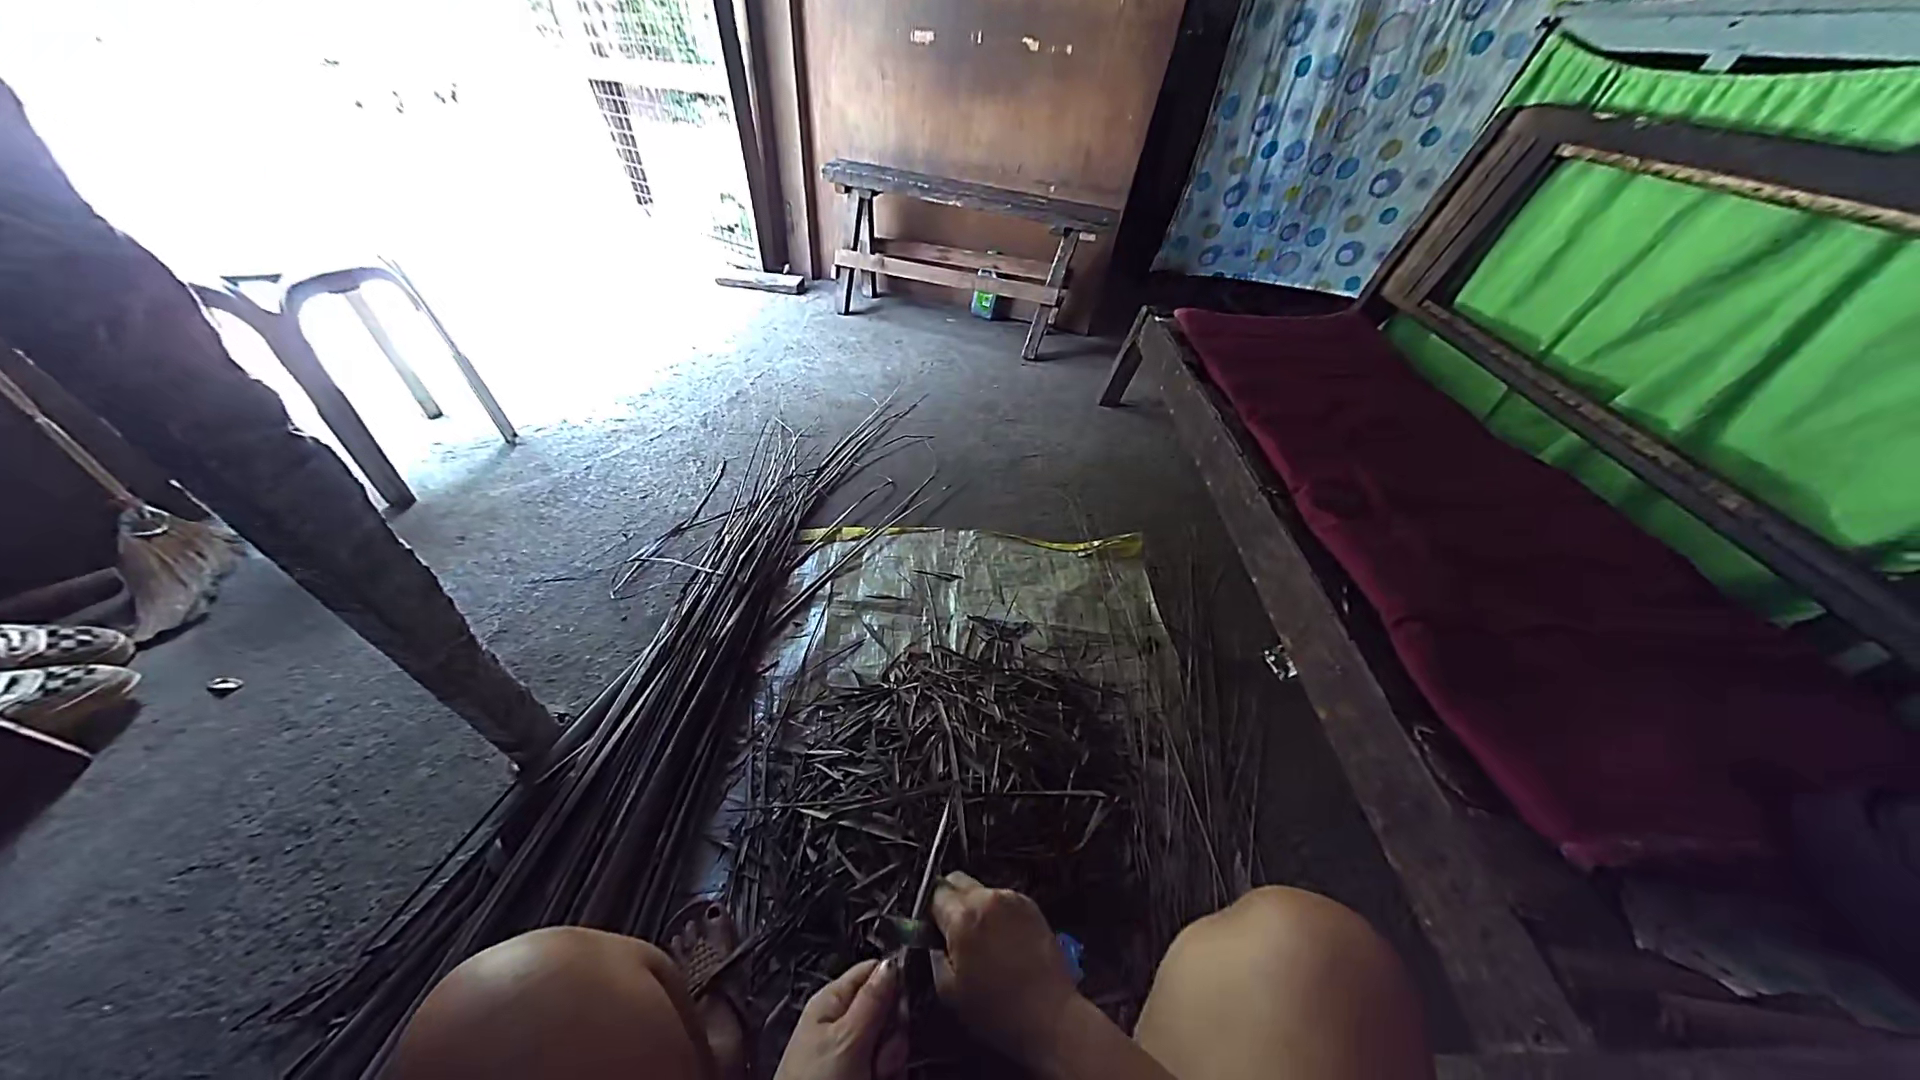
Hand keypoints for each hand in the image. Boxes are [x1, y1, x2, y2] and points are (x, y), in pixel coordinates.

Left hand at [773, 957, 906, 1079]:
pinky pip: (887, 1065)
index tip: (900, 1006)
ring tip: (876, 1076)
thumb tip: (893, 960)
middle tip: (881, 1057)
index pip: (872, 971)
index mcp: (832, 1001)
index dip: (893, 984)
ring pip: (891, 1041)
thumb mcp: (847, 1040)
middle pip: (887, 1008)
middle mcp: (843, 1022)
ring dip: (892, 1059)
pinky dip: (888, 1075)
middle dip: (892, 1033)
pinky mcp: (859, 1075)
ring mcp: (851, 1052)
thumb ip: (873, 1000)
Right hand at [929, 872, 1083, 1065]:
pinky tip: (1003, 940)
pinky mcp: (1031, 904)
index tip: (932, 929)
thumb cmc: (996, 1009)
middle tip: (953, 933)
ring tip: (983, 941)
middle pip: (957, 881)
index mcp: (963, 915)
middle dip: (950, 901)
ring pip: (980, 890)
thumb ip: (935, 953)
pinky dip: (996, 912)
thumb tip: (934, 937)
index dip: (930, 910)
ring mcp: (1012, 897)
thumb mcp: (949, 991)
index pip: (934, 891)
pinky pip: (1002, 899)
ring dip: (974, 907)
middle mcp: (987, 897)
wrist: (1051, 1015)